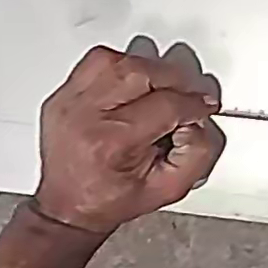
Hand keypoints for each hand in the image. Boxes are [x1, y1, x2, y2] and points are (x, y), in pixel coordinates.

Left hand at [32, 44, 226, 234]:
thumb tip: (199, 118)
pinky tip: (134, 83)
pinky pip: (96, 61)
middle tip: (187, 95)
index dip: (195, 104)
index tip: (204, 108)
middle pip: (141, 73)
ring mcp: (70, 102)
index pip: (167, 105)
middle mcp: (85, 116)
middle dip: (176, 80)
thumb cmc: (115, 198)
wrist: (71, 206)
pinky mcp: (63, 93)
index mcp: (112, 144)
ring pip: (118, 61)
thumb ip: (199, 151)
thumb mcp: (172, 187)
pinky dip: (122, 65)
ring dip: (149, 69)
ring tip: (162, 87)